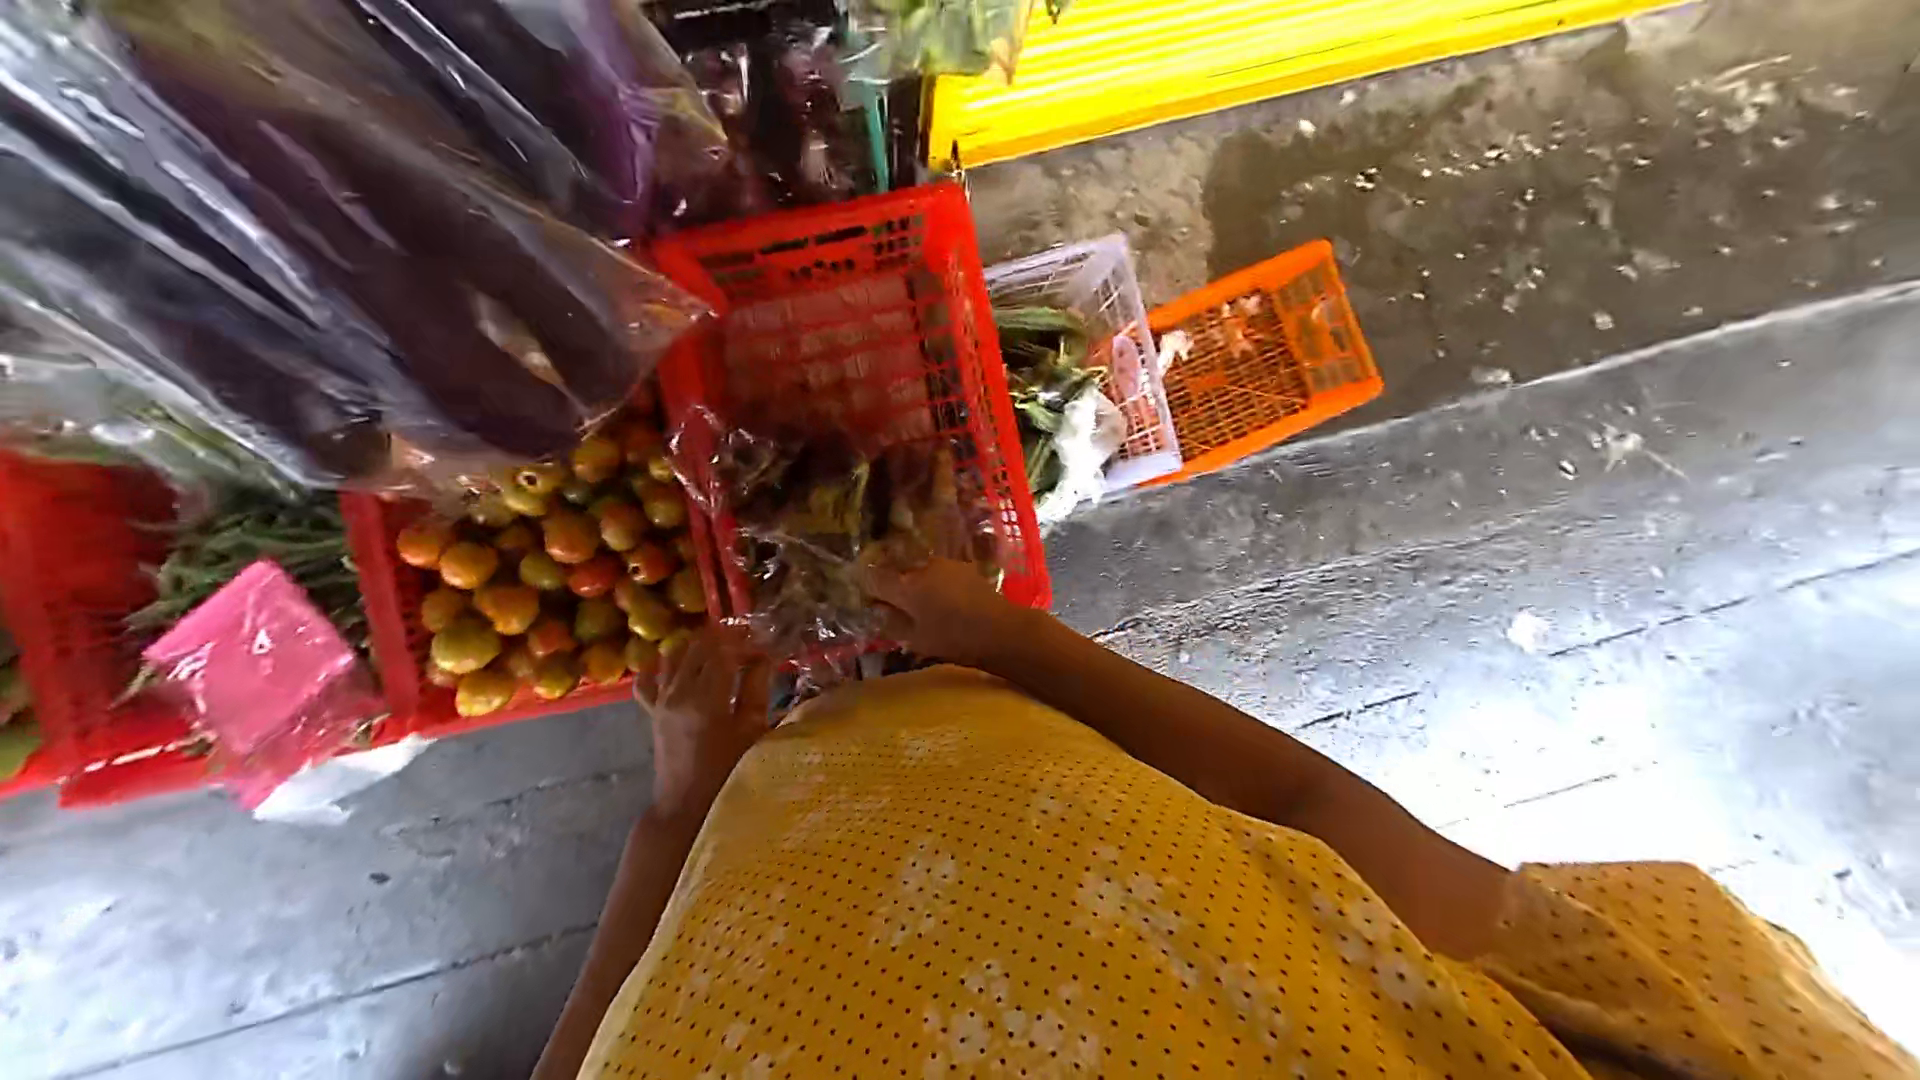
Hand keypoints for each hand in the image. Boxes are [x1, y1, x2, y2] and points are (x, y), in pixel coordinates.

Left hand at [635, 622, 772, 818]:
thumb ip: (756, 689)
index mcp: (706, 698)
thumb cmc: (728, 771)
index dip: (744, 643)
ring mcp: (661, 700)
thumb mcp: (751, 729)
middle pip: (698, 648)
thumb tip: (763, 658)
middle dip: (724, 639)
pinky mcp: (652, 710)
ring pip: (674, 656)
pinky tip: (679, 664)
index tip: (763, 645)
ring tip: (721, 650)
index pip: (724, 653)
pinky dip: (662, 665)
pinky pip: (649, 678)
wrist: (687, 806)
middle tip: (748, 643)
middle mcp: (678, 693)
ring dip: (698, 646)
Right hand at [862, 557, 1025, 665]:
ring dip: (915, 583)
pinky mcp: (964, 568)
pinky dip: (934, 584)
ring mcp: (946, 564)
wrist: (1002, 630)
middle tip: (890, 605)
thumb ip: (892, 623)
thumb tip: (876, 611)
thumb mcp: (917, 639)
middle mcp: (923, 567)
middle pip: (897, 571)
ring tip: (919, 605)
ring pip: (919, 570)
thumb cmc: (955, 639)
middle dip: (891, 584)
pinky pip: (939, 573)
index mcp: (906, 586)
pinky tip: (942, 601)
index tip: (866, 599)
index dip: (865, 587)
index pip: (873, 578)